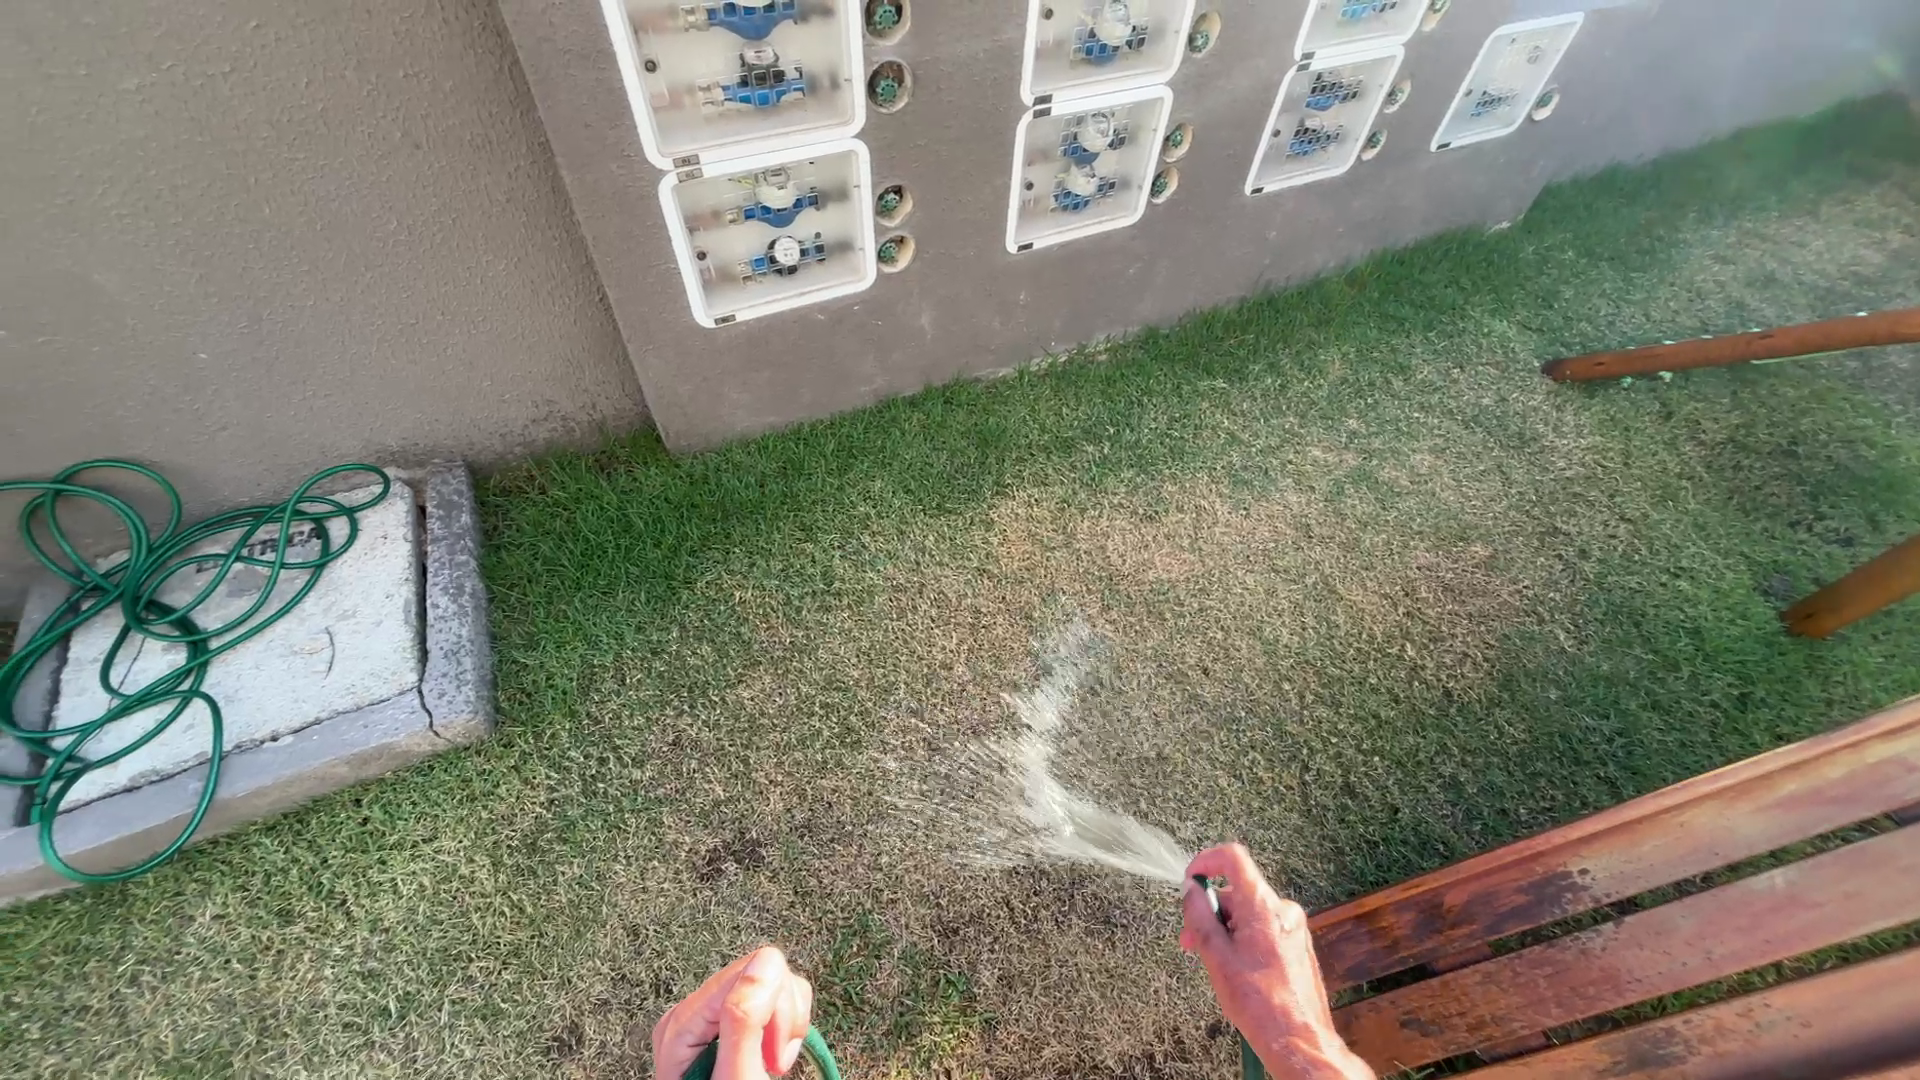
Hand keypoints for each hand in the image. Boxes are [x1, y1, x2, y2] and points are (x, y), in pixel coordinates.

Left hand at [651, 946, 814, 1079]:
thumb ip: (745, 1019)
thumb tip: (765, 960)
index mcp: (683, 1021)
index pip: (752, 969)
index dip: (776, 1007)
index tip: (773, 1059)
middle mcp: (695, 1009)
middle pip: (764, 971)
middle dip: (782, 1016)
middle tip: (774, 1065)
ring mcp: (715, 1012)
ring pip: (775, 979)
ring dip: (788, 1021)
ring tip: (774, 1064)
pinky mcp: (736, 1016)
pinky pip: (778, 994)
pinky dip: (788, 1023)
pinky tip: (774, 1055)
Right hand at [1181, 845, 1371, 1079]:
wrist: (1300, 1042)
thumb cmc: (1259, 1004)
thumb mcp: (1215, 955)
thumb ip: (1198, 915)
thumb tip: (1190, 889)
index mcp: (1263, 905)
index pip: (1232, 857)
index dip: (1206, 861)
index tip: (1191, 881)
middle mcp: (1282, 909)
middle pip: (1236, 890)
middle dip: (1210, 911)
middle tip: (1192, 940)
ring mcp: (1293, 927)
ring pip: (1247, 912)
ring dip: (1225, 929)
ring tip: (1214, 961)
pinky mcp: (1297, 944)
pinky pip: (1262, 927)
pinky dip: (1243, 938)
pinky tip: (1236, 968)